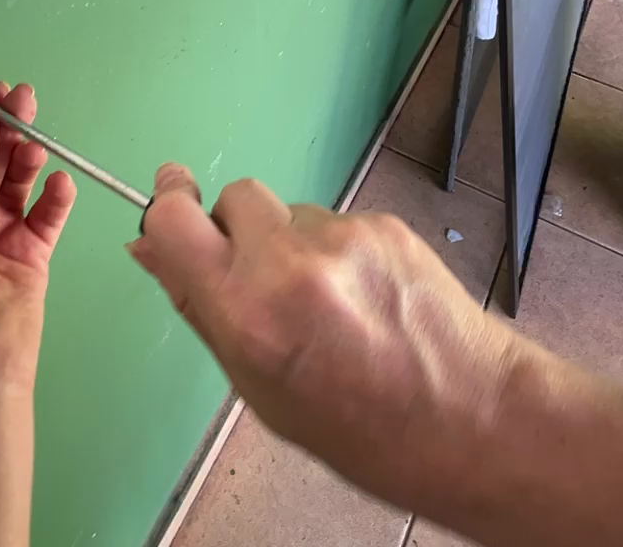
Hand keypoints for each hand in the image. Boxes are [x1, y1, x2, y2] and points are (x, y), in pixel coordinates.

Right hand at [126, 165, 522, 515]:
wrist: (473, 417)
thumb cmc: (356, 427)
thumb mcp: (258, 388)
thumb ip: (200, 308)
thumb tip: (149, 249)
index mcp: (248, 315)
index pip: (173, 221)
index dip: (166, 204)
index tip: (170, 194)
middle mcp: (290, 264)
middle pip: (234, 195)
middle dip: (236, 226)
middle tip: (261, 273)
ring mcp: (343, 236)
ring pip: (289, 211)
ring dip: (290, 242)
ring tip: (328, 300)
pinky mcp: (384, 222)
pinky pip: (335, 222)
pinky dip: (335, 250)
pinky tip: (364, 294)